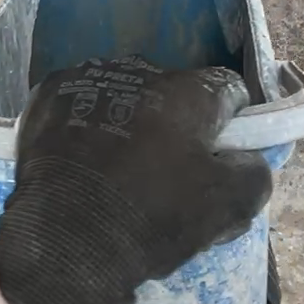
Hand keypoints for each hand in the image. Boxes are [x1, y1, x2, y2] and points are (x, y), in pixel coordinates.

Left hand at [0, 57, 271, 303]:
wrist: (65, 234)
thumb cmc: (152, 215)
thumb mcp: (227, 207)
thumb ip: (252, 172)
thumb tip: (248, 156)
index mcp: (189, 92)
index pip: (227, 87)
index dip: (231, 116)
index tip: (223, 143)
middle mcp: (141, 69)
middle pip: (172, 88)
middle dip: (175, 117)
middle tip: (166, 160)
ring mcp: (91, 76)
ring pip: (124, 90)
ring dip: (129, 114)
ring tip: (117, 159)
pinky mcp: (51, 91)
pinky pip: (80, 98)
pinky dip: (85, 118)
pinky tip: (81, 151)